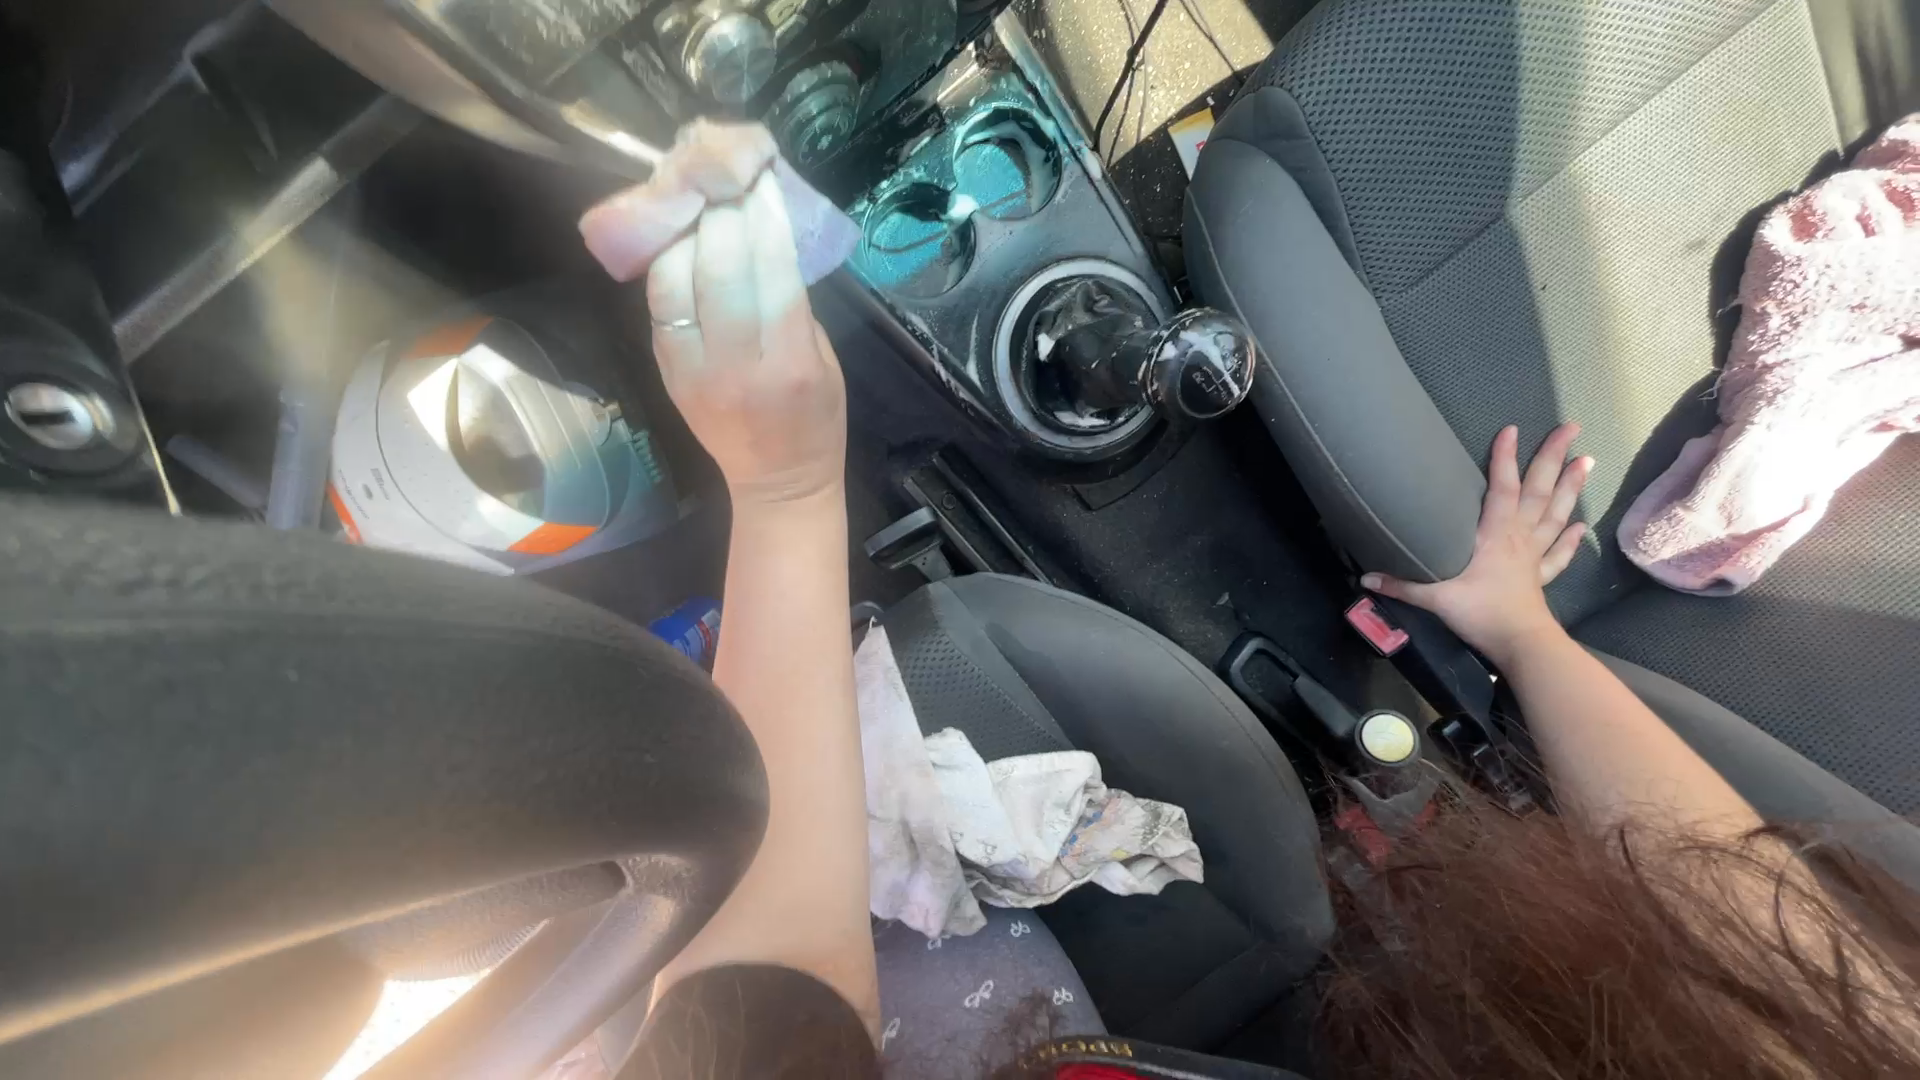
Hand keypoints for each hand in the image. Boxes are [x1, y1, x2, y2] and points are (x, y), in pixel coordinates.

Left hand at [580, 121, 846, 506]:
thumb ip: (797, 307)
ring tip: (697, 206)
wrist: (776, 482)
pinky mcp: (668, 374)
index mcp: (792, 366)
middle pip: (719, 269)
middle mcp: (739, 367)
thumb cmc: (816, 423)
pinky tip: (681, 244)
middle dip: (721, 215)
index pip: (774, 273)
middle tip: (724, 181)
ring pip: (674, 281)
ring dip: (684, 233)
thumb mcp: (827, 365)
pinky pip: (659, 305)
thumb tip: (766, 241)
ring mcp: (694, 372)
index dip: (764, 219)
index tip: (759, 181)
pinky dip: (668, 266)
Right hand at [1361, 423, 1591, 666]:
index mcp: (1495, 537)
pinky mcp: (1541, 576)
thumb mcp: (1434, 598)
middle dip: (1554, 459)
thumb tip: (1364, 578)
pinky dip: (1571, 536)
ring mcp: (1534, 556)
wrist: (1521, 644)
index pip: (1502, 490)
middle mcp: (1519, 539)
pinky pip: (1559, 551)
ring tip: (1587, 460)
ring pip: (1556, 514)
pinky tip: (1580, 525)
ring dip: (1571, 487)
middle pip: (1540, 492)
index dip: (1504, 460)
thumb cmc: (1480, 613)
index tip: (1510, 429)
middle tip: (1571, 428)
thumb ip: (1400, 585)